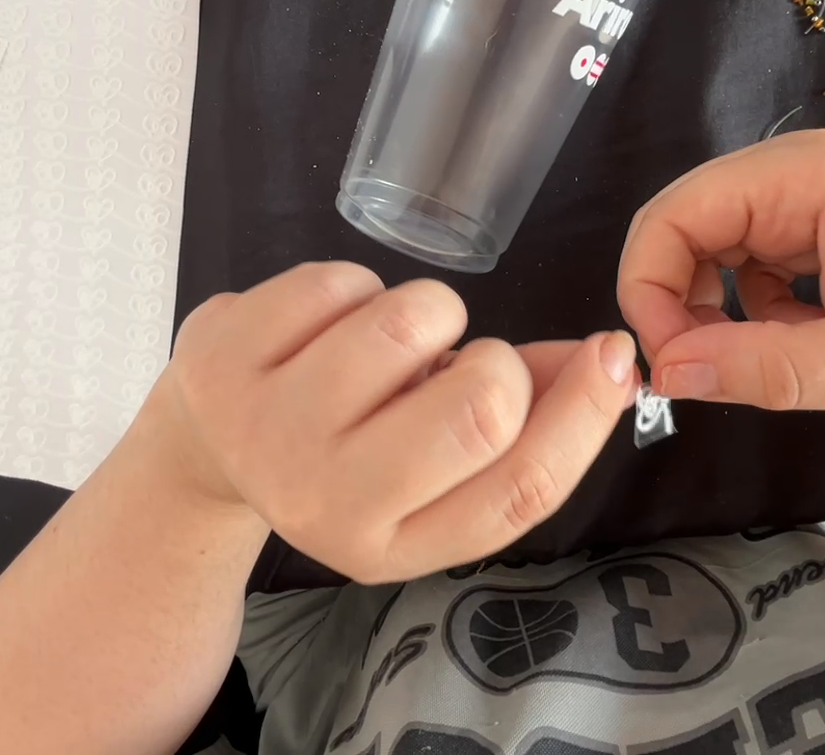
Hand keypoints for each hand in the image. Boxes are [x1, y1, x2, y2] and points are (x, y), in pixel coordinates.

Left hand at [133, 262, 637, 583]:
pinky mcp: (223, 354)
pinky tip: (325, 323)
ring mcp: (266, 428)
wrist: (209, 446)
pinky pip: (338, 280)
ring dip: (421, 311)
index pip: (519, 488)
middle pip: (478, 408)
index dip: (584, 415)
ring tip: (384, 342)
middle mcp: (328, 502)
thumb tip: (612, 364)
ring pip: (409, 320)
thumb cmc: (342, 449)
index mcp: (394, 543)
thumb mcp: (426, 467)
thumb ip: (524, 420)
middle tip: (454, 361)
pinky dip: (354, 287)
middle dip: (491, 359)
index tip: (614, 352)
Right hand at [616, 130, 824, 411]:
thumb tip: (664, 375)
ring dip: (722, 312)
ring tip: (776, 358)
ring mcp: (812, 198)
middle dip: (680, 305)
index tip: (671, 368)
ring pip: (716, 252)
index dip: (648, 290)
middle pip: (686, 230)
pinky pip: (755, 266)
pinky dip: (759, 312)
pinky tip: (810, 338)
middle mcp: (795, 173)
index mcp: (801, 175)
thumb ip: (768, 368)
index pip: (672, 216)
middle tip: (709, 373)